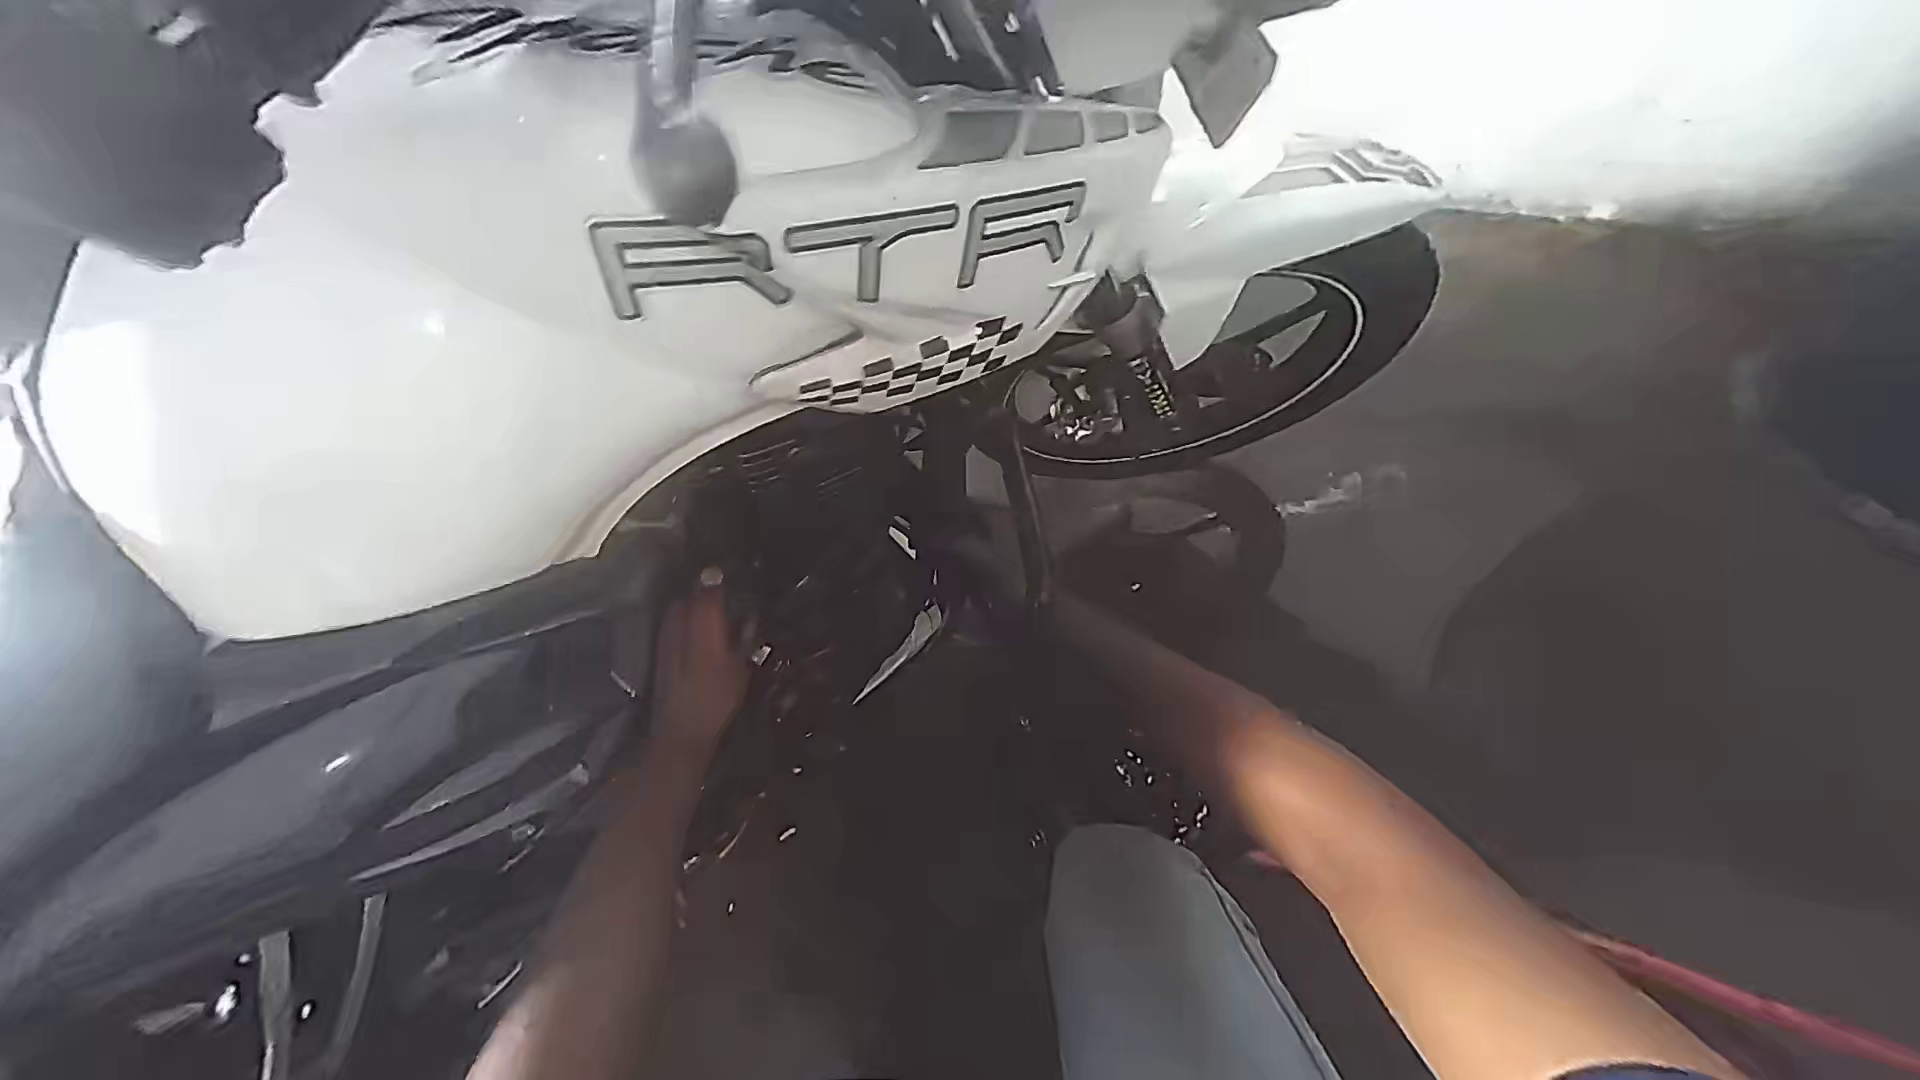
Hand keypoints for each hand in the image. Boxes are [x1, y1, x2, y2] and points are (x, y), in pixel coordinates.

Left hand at [649, 570, 752, 757]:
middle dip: (705, 592)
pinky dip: (683, 618)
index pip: (708, 597)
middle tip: (723, 593)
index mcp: (704, 634)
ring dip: (692, 603)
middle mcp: (680, 631)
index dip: (718, 584)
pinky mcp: (659, 650)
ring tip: (711, 609)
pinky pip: (671, 622)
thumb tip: (748, 617)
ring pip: (677, 608)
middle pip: (690, 598)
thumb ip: (744, 640)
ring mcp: (665, 640)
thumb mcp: (741, 670)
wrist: (682, 731)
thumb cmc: (718, 702)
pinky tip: (697, 629)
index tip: (729, 576)